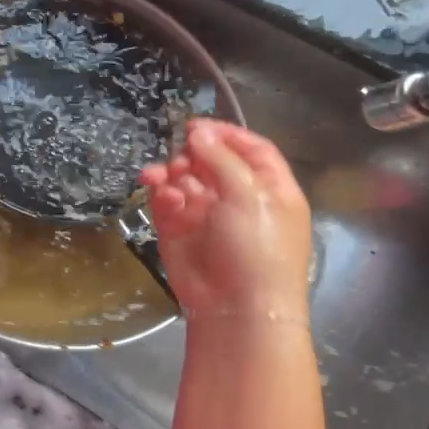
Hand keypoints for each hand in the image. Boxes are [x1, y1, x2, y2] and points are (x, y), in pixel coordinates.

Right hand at [140, 120, 313, 323]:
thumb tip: (198, 131)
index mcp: (270, 189)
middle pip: (210, 160)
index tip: (194, 126)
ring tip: (158, 178)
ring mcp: (206, 212)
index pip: (251, 149)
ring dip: (169, 172)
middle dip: (190, 155)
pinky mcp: (177, 225)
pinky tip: (160, 196)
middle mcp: (238, 197)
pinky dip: (160, 194)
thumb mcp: (248, 196)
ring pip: (181, 177)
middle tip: (179, 161)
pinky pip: (164, 199)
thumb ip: (220, 159)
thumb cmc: (257, 247)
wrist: (234, 302)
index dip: (226, 134)